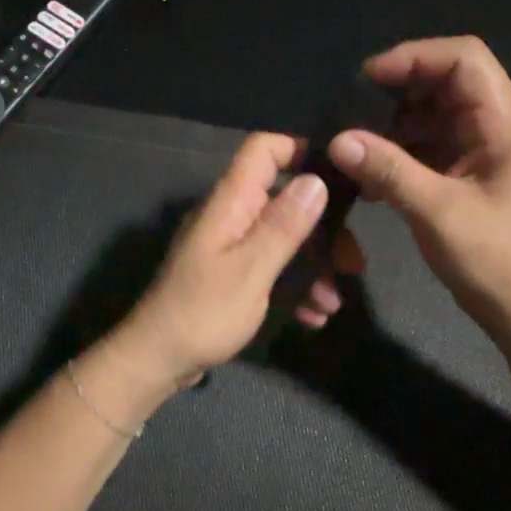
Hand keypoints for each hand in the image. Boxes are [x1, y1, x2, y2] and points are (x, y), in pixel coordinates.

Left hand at [109, 133, 346, 389]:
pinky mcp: (228, 278)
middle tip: (353, 262)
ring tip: (334, 302)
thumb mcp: (251, 270)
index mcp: (229, 204)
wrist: (157, 360)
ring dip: (312, 267)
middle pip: (282, 201)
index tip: (341, 174)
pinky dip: (293, 289)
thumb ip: (283, 225)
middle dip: (322, 230)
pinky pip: (269, 270)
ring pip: (281, 241)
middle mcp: (228, 218)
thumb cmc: (203, 312)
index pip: (262, 151)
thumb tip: (316, 179)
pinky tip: (313, 317)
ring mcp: (227, 249)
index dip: (300, 150)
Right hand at [328, 36, 510, 344]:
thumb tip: (338, 140)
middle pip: (446, 82)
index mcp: (506, 122)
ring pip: (434, 115)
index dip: (414, 57)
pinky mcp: (471, 174)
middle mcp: (499, 126)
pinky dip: (401, 153)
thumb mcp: (437, 212)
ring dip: (395, 125)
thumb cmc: (495, 259)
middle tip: (351, 113)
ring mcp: (486, 150)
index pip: (463, 59)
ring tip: (354, 145)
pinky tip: (370, 175)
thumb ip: (388, 171)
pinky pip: (432, 146)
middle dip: (397, 92)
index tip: (367, 79)